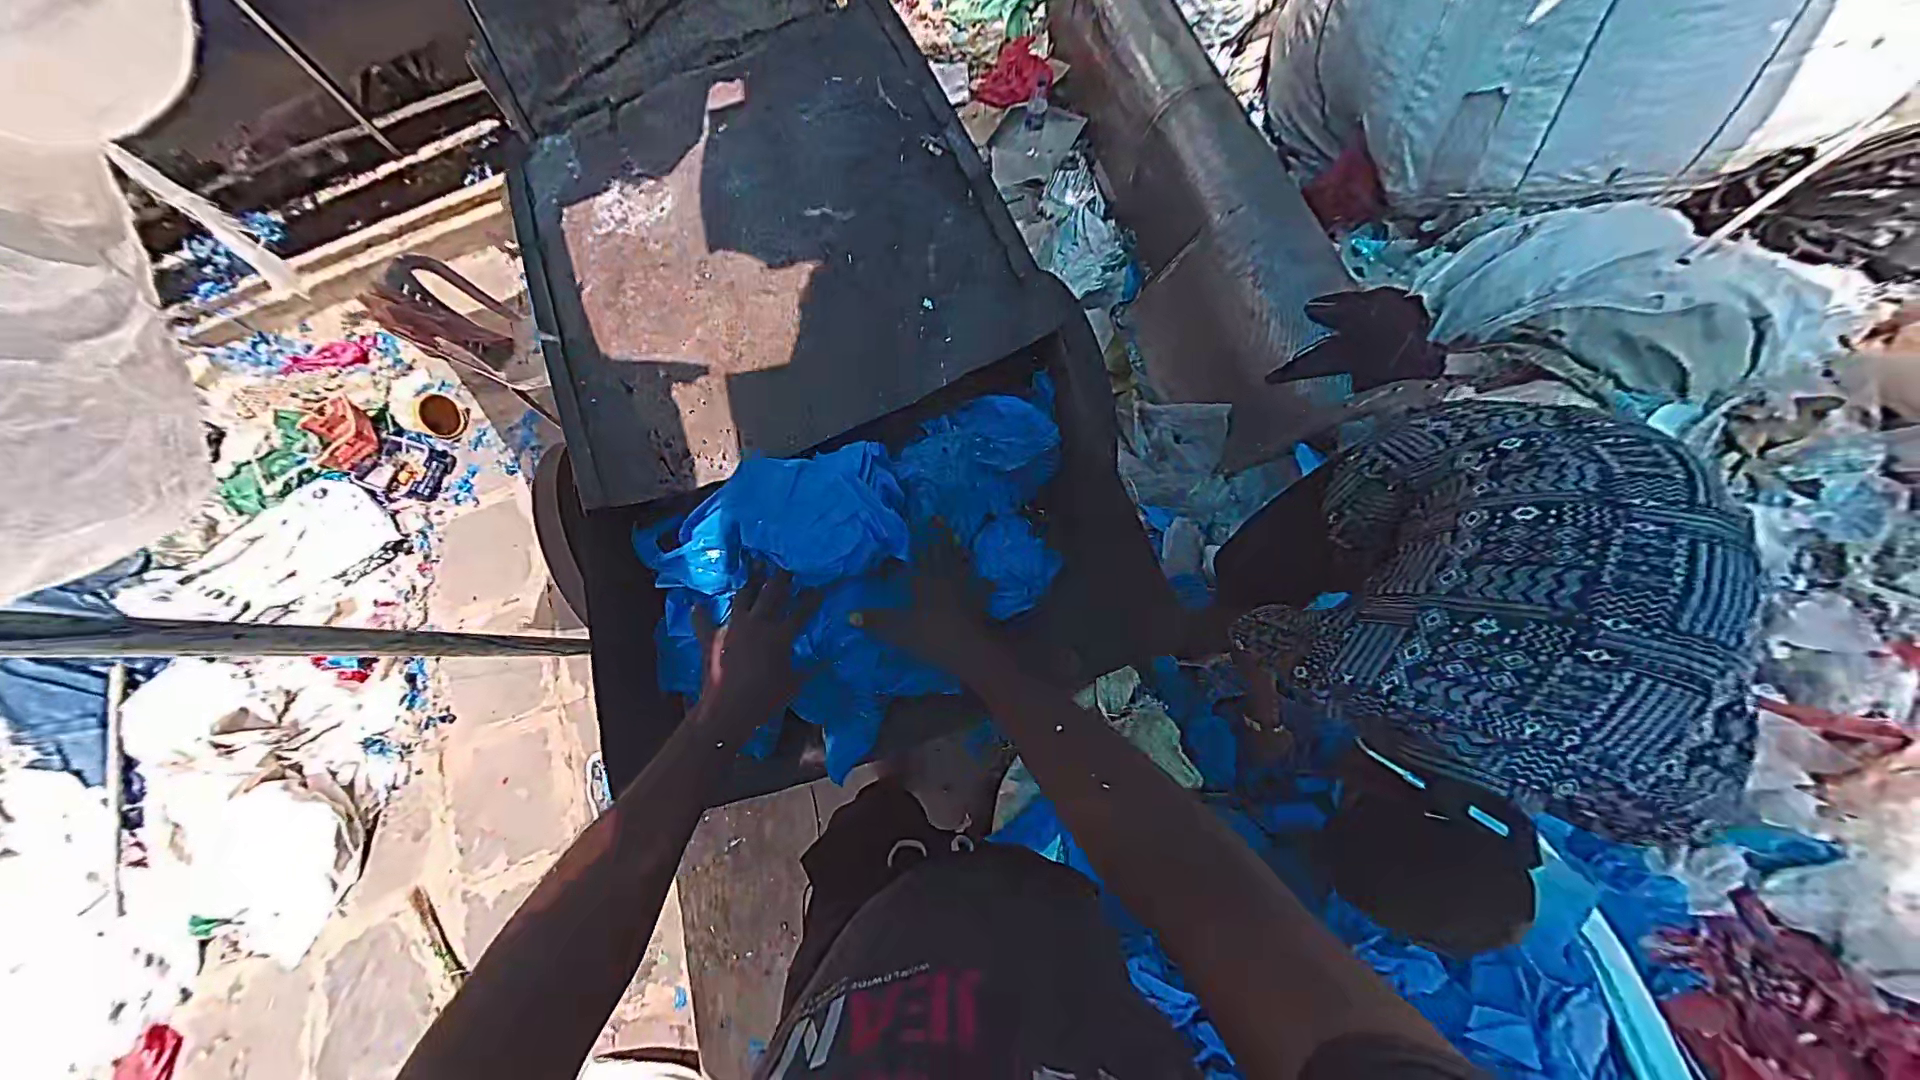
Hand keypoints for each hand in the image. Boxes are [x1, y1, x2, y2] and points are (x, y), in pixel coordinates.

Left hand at [691, 568, 818, 738]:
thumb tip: (829, 660)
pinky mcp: (711, 637)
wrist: (727, 710)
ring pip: (742, 597)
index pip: (802, 611)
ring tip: (755, 570)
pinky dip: (702, 613)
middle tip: (787, 566)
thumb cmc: (765, 699)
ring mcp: (732, 627)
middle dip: (782, 578)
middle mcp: (757, 623)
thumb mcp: (795, 684)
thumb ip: (812, 669)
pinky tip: (698, 604)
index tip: (820, 588)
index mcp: (781, 635)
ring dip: (750, 584)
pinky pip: (704, 621)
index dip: (813, 598)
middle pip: (772, 593)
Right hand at [855, 534, 1011, 687]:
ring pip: (961, 562)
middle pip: (940, 551)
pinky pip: (983, 586)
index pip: (915, 554)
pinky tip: (988, 580)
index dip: (912, 539)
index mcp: (924, 579)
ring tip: (959, 539)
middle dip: (937, 534)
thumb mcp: (897, 630)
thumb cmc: (931, 636)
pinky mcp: (981, 600)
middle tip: (937, 518)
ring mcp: (966, 586)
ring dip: (959, 550)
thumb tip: (849, 616)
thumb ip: (875, 620)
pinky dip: (983, 581)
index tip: (909, 525)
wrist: (970, 648)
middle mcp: (944, 576)